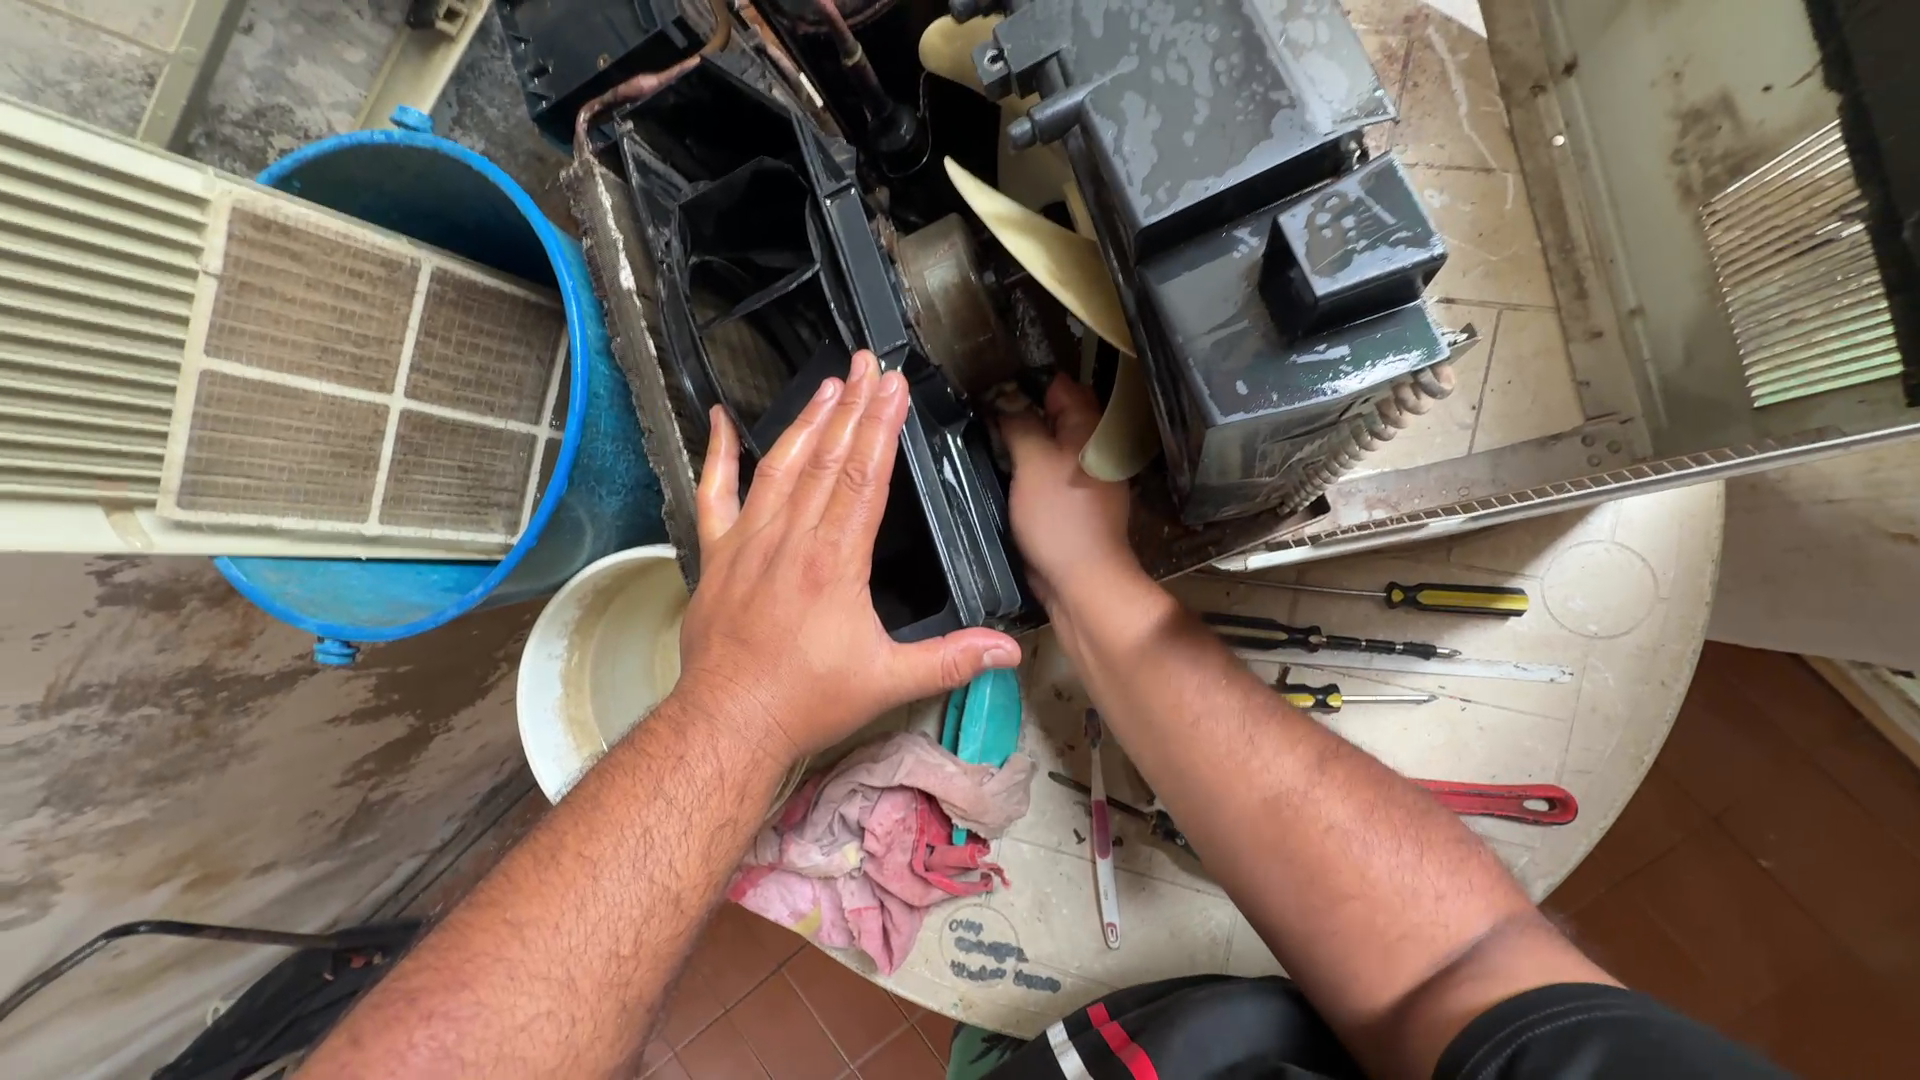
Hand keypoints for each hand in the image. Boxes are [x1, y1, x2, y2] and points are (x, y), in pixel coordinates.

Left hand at [675, 350, 1022, 760]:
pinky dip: (717, 454)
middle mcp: (790, 539)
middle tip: (868, 365)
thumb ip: (951, 660)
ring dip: (807, 421)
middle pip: (827, 458)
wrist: (729, 722)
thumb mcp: (888, 681)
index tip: (893, 388)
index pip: (863, 478)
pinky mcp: (717, 554)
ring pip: (780, 466)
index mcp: (834, 562)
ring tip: (829, 383)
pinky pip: (713, 493)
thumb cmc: (806, 700)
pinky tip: (719, 419)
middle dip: (853, 407)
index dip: (881, 427)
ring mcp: (748, 541)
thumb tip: (1008, 650)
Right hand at [996, 375, 1138, 607]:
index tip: (990, 386)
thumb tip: (1004, 397)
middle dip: (1018, 410)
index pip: (1059, 385)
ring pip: (1046, 444)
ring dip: (1019, 441)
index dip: (1024, 382)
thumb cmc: (1059, 517)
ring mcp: (1082, 475)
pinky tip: (1002, 471)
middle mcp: (1091, 446)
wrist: (1081, 580)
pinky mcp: (1070, 501)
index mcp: (1090, 428)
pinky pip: (1044, 472)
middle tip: (982, 413)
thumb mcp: (1032, 461)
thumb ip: (1019, 422)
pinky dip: (1025, 467)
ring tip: (986, 438)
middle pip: (1052, 414)